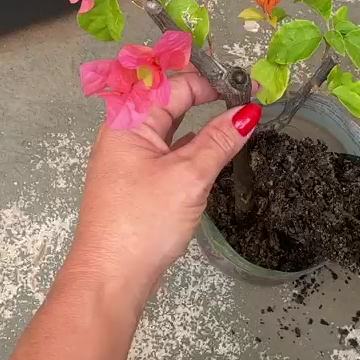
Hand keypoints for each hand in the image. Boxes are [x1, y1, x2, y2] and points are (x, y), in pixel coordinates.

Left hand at [67, 72, 260, 296]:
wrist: (112, 277)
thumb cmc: (143, 222)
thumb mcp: (189, 176)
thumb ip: (219, 141)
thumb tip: (248, 114)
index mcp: (128, 122)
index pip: (175, 86)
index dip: (212, 82)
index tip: (248, 86)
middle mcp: (125, 133)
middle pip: (170, 102)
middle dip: (206, 95)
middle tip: (245, 96)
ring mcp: (129, 159)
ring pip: (169, 127)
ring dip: (200, 120)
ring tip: (236, 117)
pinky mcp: (138, 182)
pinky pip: (168, 151)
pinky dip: (192, 145)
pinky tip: (212, 148)